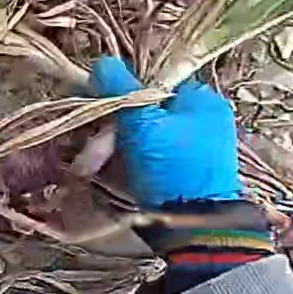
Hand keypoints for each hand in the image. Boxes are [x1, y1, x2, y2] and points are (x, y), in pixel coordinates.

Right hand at [89, 56, 242, 208]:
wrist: (196, 230)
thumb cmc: (173, 170)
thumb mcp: (143, 126)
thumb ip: (122, 92)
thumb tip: (102, 62)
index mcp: (202, 102)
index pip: (153, 84)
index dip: (120, 95)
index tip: (96, 111)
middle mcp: (201, 122)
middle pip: (144, 112)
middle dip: (112, 130)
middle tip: (91, 152)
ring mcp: (193, 150)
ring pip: (142, 138)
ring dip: (113, 149)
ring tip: (91, 168)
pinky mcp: (182, 175)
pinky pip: (147, 159)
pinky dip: (126, 165)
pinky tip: (107, 176)